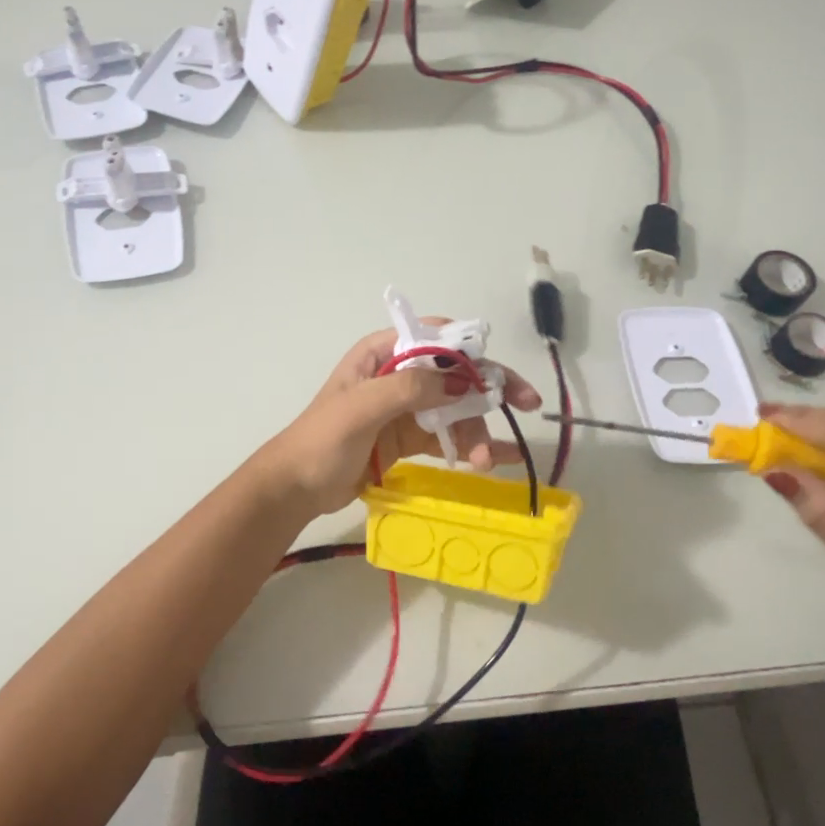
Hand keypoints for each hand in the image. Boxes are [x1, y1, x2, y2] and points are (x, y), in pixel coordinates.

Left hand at [251, 327, 542, 516]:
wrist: (296, 488)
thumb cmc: (321, 441)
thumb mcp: (360, 408)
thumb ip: (408, 388)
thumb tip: (460, 381)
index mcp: (382, 353)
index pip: (437, 338)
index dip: (472, 350)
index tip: (499, 371)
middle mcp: (398, 374)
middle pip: (456, 374)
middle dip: (489, 390)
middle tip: (528, 404)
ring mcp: (406, 408)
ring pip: (456, 408)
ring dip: (478, 430)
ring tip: (486, 462)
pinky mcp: (409, 438)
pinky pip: (448, 436)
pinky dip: (470, 445)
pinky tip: (493, 460)